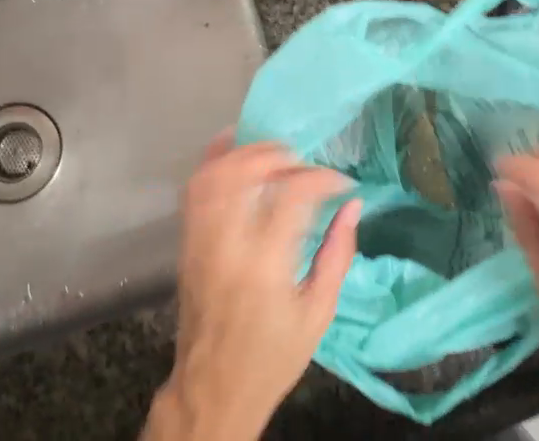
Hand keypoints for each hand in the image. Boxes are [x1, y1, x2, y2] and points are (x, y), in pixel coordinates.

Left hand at [142, 133, 361, 440]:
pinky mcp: (186, 243)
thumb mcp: (318, 312)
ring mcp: (200, 240)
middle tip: (305, 163)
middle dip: (280, 156)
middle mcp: (227, 244)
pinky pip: (194, 189)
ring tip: (275, 154)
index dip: (320, 177)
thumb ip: (337, 255)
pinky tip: (236, 151)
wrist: (214, 387)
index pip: (292, 194)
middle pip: (245, 172)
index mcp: (265, 265)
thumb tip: (352, 205)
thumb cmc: (273, 355)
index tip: (341, 183)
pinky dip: (214, 162)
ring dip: (246, 152)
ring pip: (214, 174)